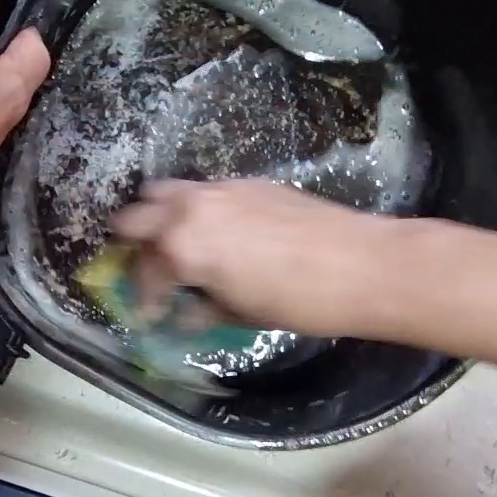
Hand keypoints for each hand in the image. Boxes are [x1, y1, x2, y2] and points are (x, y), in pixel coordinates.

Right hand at [111, 178, 420, 338]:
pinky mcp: (248, 183)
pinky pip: (203, 191)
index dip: (142, 298)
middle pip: (134, 216)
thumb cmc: (297, 300)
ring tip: (175, 244)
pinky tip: (218, 235)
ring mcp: (219, 189)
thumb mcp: (239, 314)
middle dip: (134, 245)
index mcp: (181, 246)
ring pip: (164, 192)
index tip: (149, 314)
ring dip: (159, 218)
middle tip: (149, 269)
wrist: (362, 264)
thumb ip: (201, 308)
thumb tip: (186, 312)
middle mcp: (190, 209)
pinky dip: (195, 210)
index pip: (143, 272)